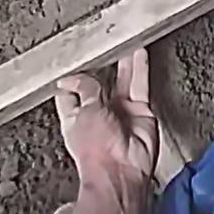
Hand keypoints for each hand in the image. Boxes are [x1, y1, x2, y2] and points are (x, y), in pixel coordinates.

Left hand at [55, 48, 158, 195]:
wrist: (121, 171)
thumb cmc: (96, 152)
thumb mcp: (84, 112)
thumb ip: (86, 89)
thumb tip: (77, 77)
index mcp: (77, 117)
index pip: (71, 93)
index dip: (72, 77)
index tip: (75, 59)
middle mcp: (100, 114)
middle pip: (100, 83)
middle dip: (102, 65)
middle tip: (104, 44)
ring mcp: (121, 112)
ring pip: (123, 80)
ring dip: (124, 62)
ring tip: (125, 42)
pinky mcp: (141, 111)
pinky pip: (141, 85)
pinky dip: (140, 68)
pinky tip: (140, 52)